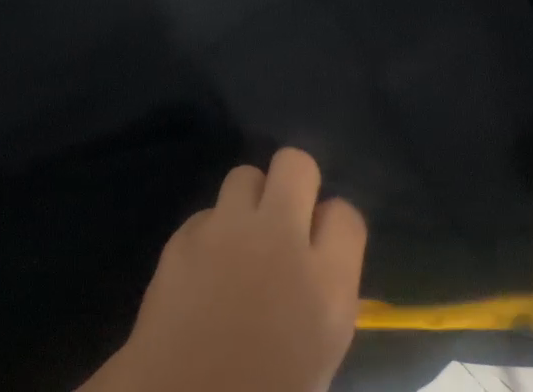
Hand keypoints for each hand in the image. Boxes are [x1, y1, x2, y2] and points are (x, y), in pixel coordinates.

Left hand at [79, 148, 366, 391]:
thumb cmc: (267, 387)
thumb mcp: (322, 348)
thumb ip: (325, 291)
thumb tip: (318, 261)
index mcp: (327, 283)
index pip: (347, 214)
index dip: (335, 223)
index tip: (324, 239)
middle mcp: (279, 241)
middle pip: (295, 164)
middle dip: (295, 179)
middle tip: (286, 211)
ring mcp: (227, 230)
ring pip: (245, 173)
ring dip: (250, 197)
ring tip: (244, 232)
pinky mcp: (185, 232)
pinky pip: (208, 211)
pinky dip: (213, 227)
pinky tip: (207, 259)